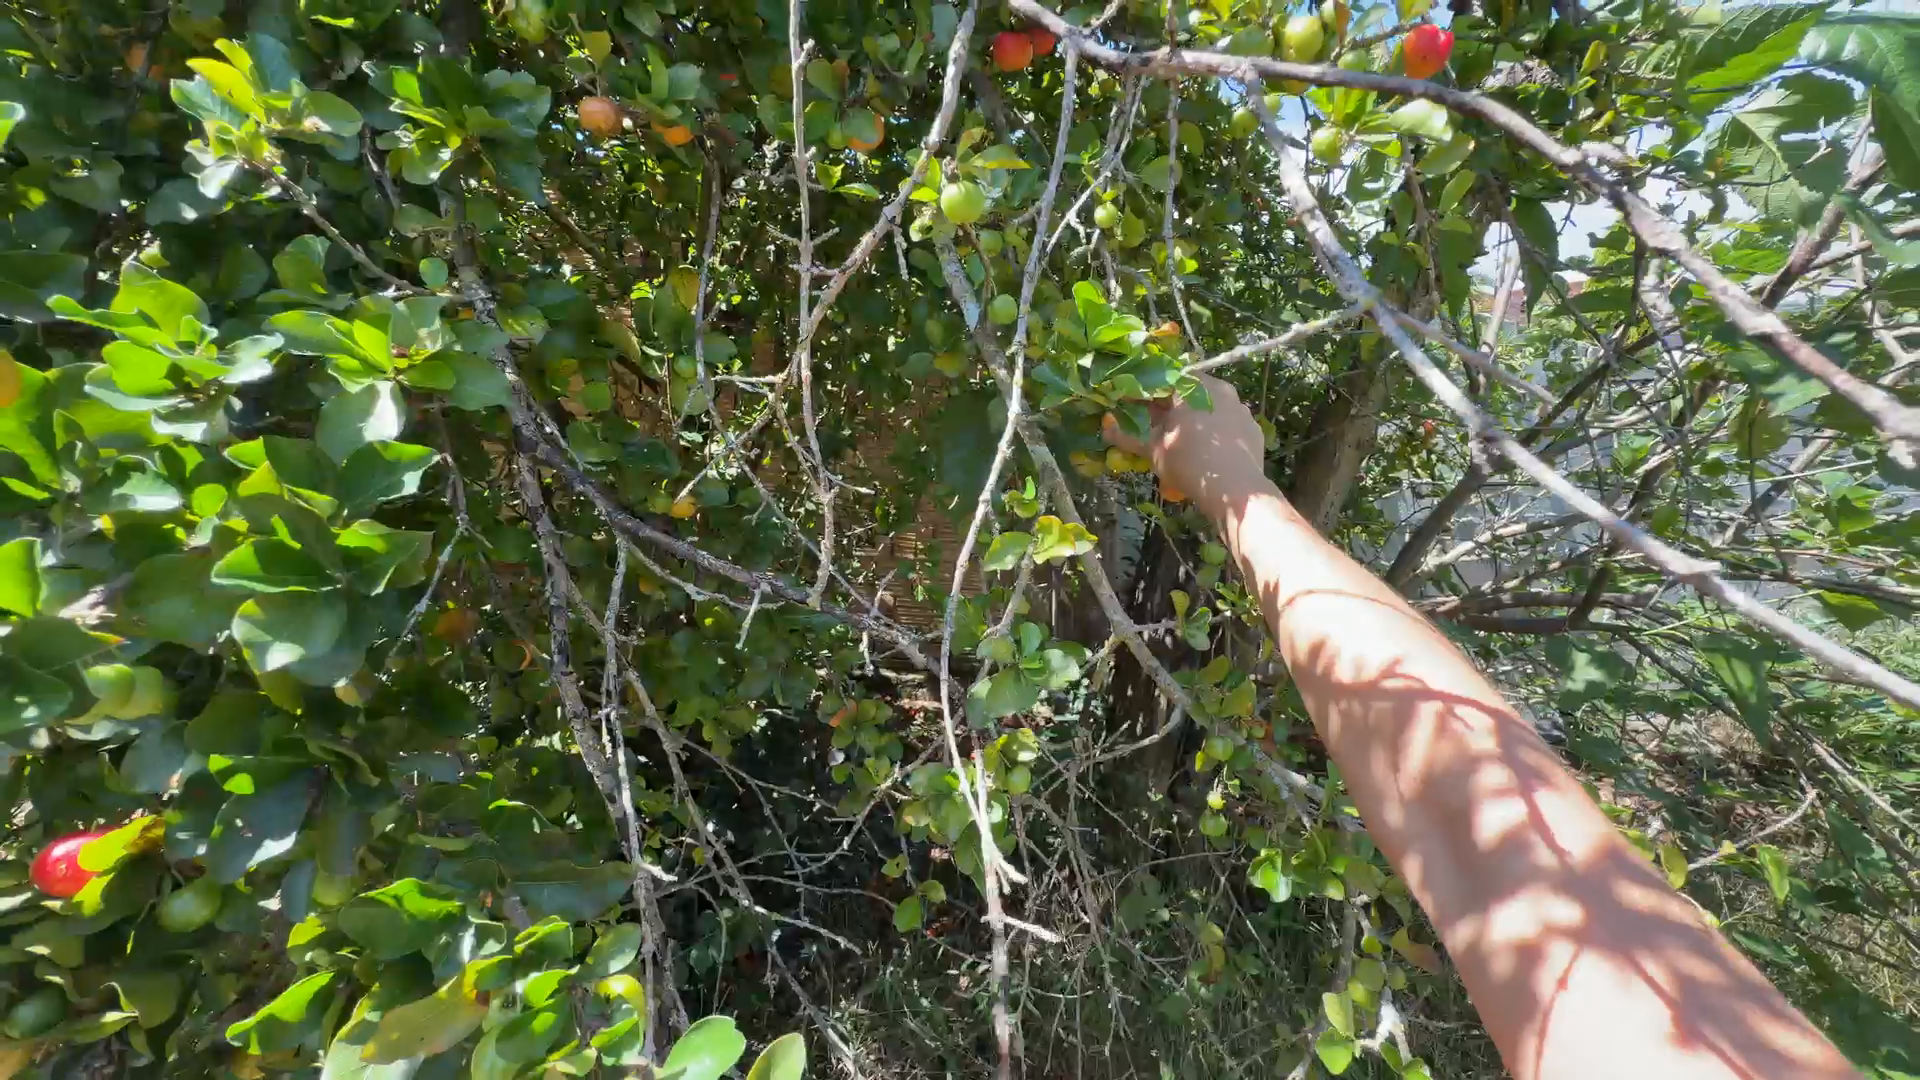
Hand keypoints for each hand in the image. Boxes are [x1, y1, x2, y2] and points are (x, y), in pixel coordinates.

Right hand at [1102, 374, 1274, 518]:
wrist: (1234, 490)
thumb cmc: (1187, 462)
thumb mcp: (1152, 449)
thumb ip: (1127, 436)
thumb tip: (1105, 429)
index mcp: (1192, 388)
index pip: (1164, 381)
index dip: (1148, 394)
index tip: (1137, 407)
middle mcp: (1220, 390)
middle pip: (1189, 392)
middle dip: (1172, 406)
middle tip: (1157, 426)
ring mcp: (1240, 408)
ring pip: (1210, 407)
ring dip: (1194, 418)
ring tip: (1182, 440)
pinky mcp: (1252, 429)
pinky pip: (1228, 423)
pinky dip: (1215, 431)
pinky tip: (1207, 451)